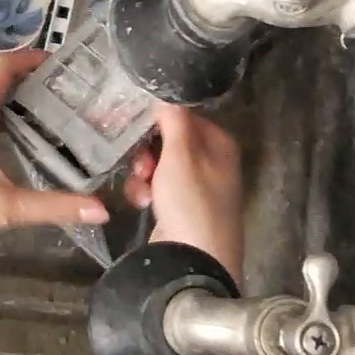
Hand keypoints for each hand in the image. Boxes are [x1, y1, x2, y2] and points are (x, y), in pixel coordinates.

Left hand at [0, 50, 106, 254]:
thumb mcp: (7, 208)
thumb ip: (55, 207)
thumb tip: (101, 211)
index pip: (3, 67)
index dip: (32, 58)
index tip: (61, 62)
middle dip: (29, 81)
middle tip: (64, 93)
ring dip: (11, 96)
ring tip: (46, 110)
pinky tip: (13, 132)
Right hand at [125, 103, 244, 281]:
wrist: (196, 261)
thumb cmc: (191, 203)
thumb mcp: (181, 155)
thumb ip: (174, 119)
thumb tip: (167, 92)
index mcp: (219, 143)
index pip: (183, 116)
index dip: (157, 123)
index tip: (135, 131)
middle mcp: (212, 162)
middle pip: (168, 142)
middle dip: (146, 153)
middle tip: (140, 167)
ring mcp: (198, 188)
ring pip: (159, 166)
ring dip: (142, 175)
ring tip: (141, 192)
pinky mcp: (182, 209)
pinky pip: (158, 190)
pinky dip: (146, 194)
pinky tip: (143, 205)